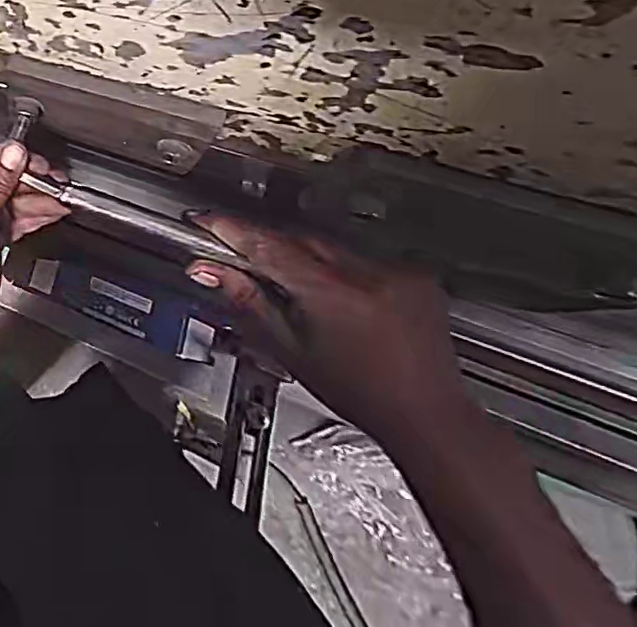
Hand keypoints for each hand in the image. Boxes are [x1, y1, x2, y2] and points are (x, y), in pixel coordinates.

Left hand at [0, 142, 69, 332]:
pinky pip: (16, 218)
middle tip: (56, 181)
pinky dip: (34, 215)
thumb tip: (12, 153)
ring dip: (39, 199)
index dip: (15, 161)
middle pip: (3, 179)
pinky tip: (52, 211)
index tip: (39, 164)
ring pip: (13, 199)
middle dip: (31, 182)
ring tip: (60, 196)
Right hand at [186, 215, 467, 442]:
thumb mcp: (290, 349)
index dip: (232, 229)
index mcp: (332, 294)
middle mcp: (367, 275)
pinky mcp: (414, 275)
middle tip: (240, 258)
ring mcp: (395, 272)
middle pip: (298, 239)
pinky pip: (361, 257)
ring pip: (329, 246)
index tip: (208, 221)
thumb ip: (247, 301)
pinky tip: (341, 298)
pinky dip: (341, 268)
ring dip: (306, 258)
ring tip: (303, 295)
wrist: (427, 415)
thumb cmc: (363, 394)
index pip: (269, 245)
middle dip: (267, 246)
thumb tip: (210, 270)